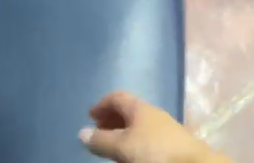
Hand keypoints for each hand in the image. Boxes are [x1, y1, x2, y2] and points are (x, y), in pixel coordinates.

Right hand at [79, 91, 229, 162]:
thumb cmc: (155, 153)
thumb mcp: (124, 147)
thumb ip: (102, 141)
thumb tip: (81, 131)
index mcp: (140, 107)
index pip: (117, 97)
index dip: (102, 104)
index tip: (90, 116)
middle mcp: (152, 114)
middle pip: (128, 112)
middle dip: (112, 121)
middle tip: (98, 133)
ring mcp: (165, 131)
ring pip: (138, 129)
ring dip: (123, 137)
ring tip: (112, 151)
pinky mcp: (173, 148)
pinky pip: (148, 142)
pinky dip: (135, 147)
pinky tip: (132, 159)